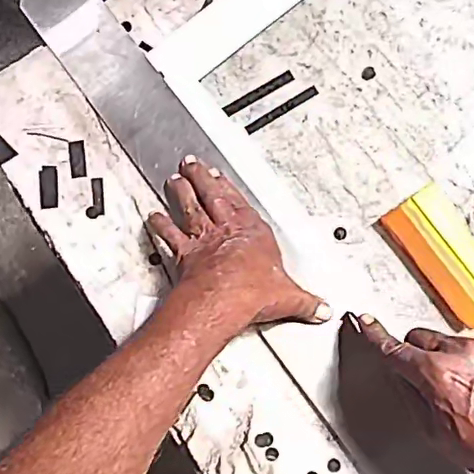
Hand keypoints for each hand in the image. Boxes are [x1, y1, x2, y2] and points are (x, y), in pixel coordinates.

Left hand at [147, 157, 328, 330]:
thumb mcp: (289, 298)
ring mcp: (204, 240)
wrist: (223, 300)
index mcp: (252, 233)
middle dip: (202, 178)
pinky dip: (160, 225)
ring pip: (190, 208)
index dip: (229, 188)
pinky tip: (153, 216)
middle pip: (211, 196)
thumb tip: (321, 310)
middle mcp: (226, 230)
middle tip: (192, 164)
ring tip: (174, 180)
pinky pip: (169, 235)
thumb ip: (306, 302)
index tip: (221, 177)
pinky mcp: (185, 255)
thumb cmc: (252, 292)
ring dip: (181, 193)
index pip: (240, 203)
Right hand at [350, 315, 473, 473]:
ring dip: (443, 361)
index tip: (366, 323)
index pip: (395, 348)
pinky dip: (467, 364)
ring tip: (460, 397)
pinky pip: (471, 350)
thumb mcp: (436, 433)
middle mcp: (461, 354)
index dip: (374, 335)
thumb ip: (411, 397)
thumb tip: (402, 379)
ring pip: (447, 343)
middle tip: (421, 383)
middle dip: (415, 357)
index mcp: (438, 373)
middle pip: (420, 339)